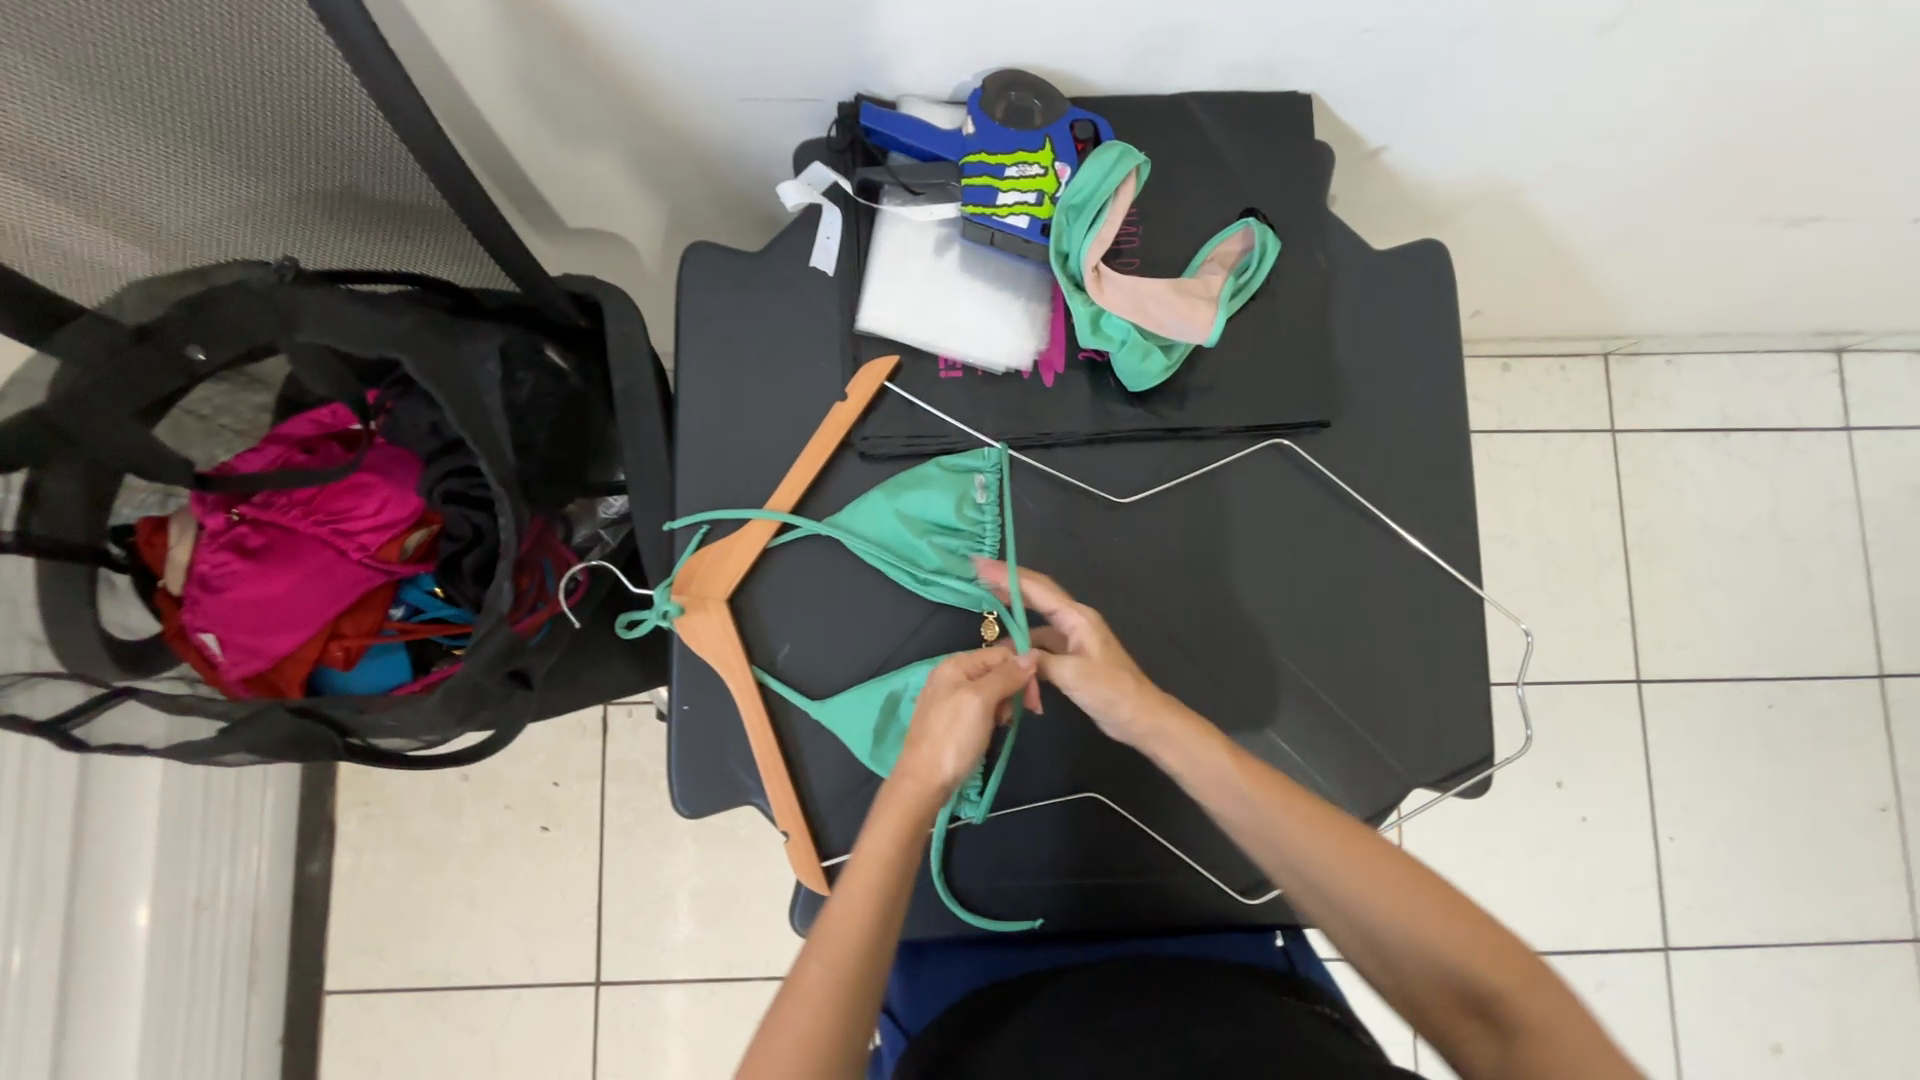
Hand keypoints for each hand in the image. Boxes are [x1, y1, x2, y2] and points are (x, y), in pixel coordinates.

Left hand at [893, 647, 1037, 798]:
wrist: (924, 781)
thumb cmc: (954, 738)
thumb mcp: (982, 701)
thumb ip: (1005, 675)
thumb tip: (1031, 655)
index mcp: (956, 664)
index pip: (1001, 654)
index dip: (1022, 673)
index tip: (1034, 703)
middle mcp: (951, 675)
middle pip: (997, 671)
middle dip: (1013, 691)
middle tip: (1017, 717)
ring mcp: (949, 697)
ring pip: (991, 691)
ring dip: (1004, 706)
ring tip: (1001, 726)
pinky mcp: (950, 718)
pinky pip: (980, 707)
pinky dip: (991, 716)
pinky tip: (991, 730)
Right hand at [973, 558, 1178, 748]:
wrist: (1141, 717)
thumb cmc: (1111, 692)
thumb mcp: (1072, 675)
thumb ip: (1040, 661)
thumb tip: (1013, 655)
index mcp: (1076, 618)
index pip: (1036, 589)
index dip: (1006, 576)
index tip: (980, 566)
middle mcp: (1074, 622)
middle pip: (1036, 596)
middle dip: (1007, 585)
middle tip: (978, 576)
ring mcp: (1073, 639)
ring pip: (1036, 623)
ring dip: (1014, 621)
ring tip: (987, 617)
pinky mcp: (1071, 658)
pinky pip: (1041, 645)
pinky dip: (1024, 648)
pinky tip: (1008, 655)